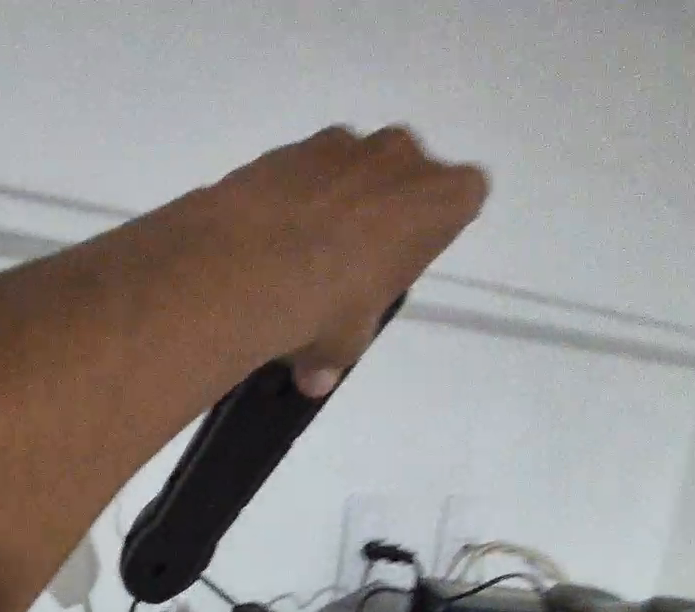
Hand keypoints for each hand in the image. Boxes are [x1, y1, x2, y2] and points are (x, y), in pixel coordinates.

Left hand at [160, 126, 488, 395]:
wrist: (239, 271)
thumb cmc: (320, 307)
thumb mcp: (341, 344)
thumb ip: (333, 356)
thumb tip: (314, 382)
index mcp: (440, 199)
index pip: (455, 205)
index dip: (419, 239)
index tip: (387, 269)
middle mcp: (397, 156)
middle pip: (394, 181)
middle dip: (371, 214)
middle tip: (335, 266)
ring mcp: (335, 146)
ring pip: (338, 172)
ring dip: (320, 203)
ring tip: (283, 258)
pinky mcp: (278, 150)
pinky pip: (286, 176)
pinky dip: (274, 203)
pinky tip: (250, 242)